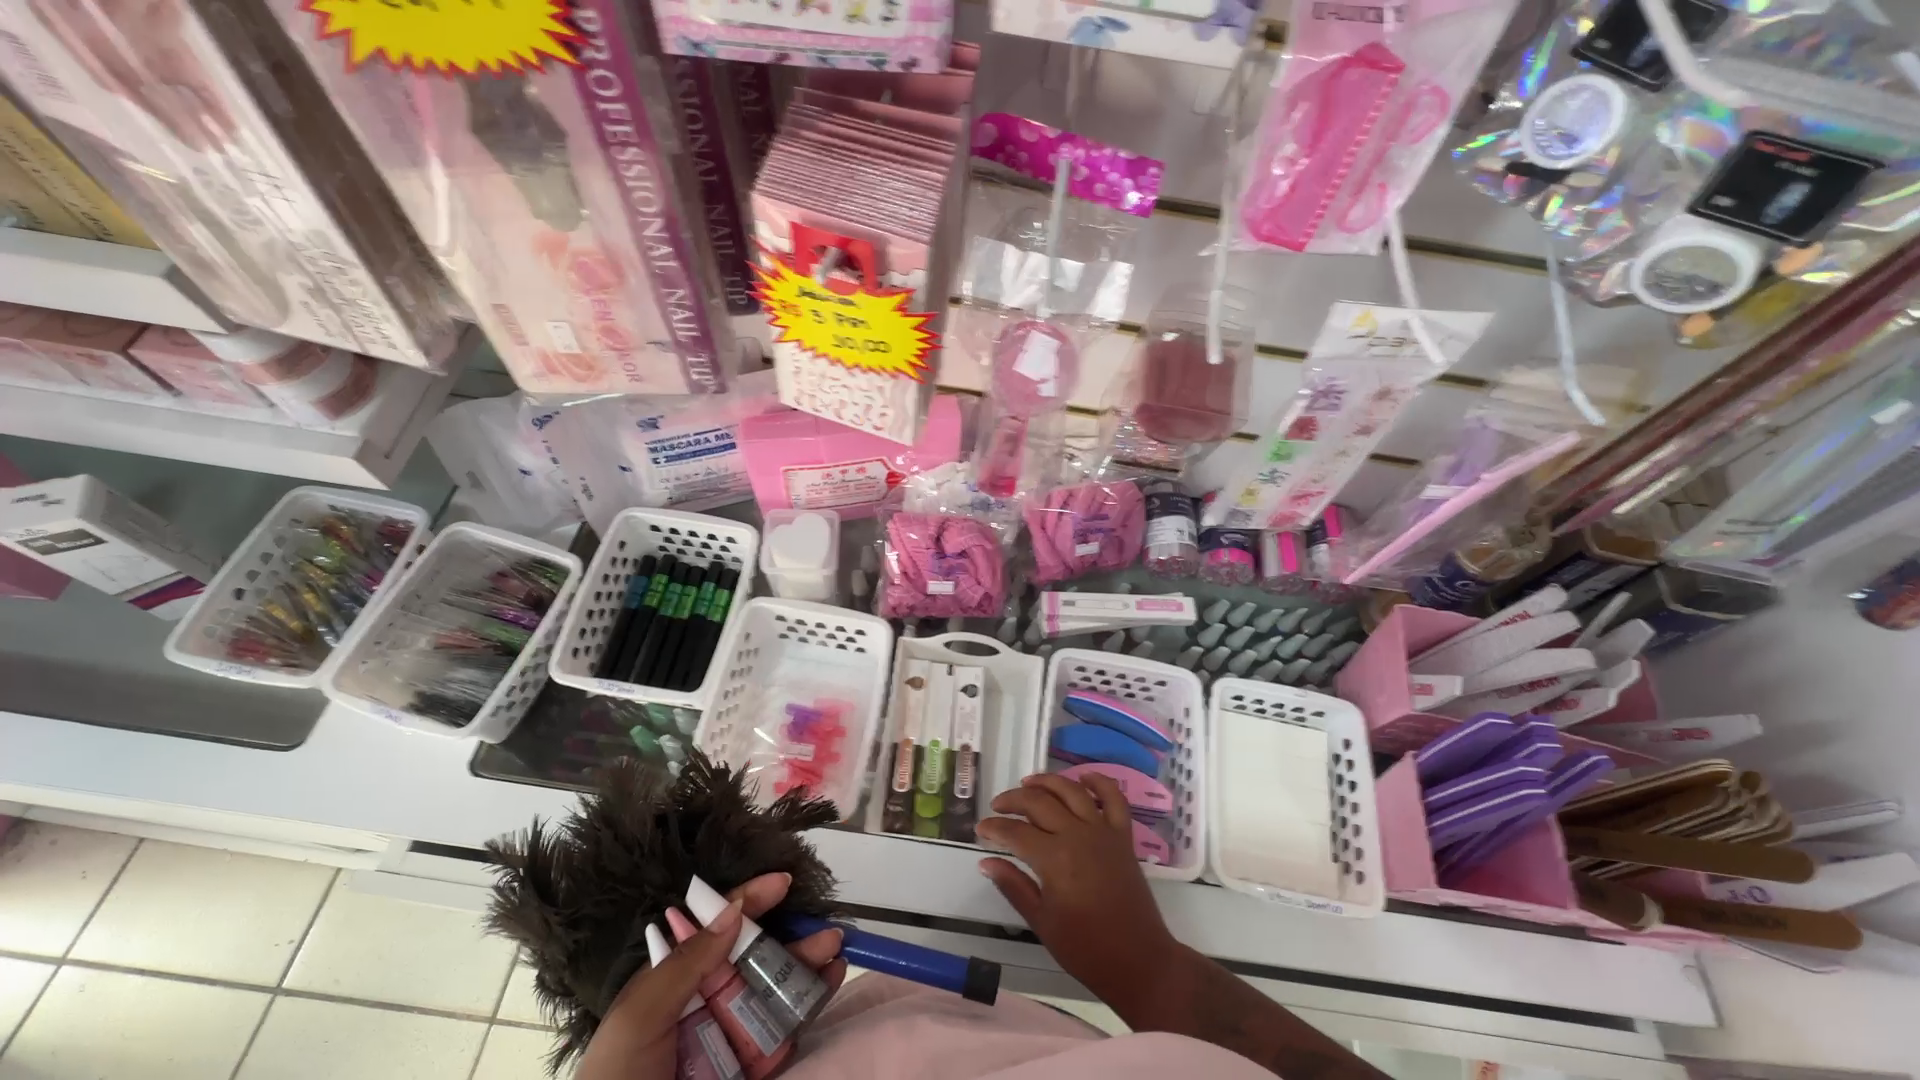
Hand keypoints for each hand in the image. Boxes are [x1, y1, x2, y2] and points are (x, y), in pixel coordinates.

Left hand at [577, 873, 847, 1079]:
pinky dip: (810, 1003)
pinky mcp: (749, 1068)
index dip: (749, 902)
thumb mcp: (640, 1016)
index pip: (715, 930)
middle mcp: (705, 1003)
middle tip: (827, 928)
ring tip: (836, 950)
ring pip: (774, 990)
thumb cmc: (619, 1076)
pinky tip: (831, 982)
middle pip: (754, 959)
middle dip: (791, 937)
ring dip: (807, 967)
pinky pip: (784, 1031)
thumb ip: (685, 963)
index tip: (783, 881)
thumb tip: (732, 908)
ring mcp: (728, 1036)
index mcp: (674, 982)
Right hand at [976, 773, 1182, 1010]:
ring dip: (1048, 782)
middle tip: (997, 807)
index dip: (993, 828)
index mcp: (1054, 859)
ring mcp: (1104, 832)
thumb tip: (985, 862)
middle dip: (1013, 800)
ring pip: (1072, 791)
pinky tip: (1083, 777)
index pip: (1014, 832)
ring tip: (1028, 783)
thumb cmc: (1085, 948)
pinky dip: (1100, 782)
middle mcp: (1078, 836)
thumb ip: (1013, 886)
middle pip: (1039, 803)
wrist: (1138, 961)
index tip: (980, 830)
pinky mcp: (1124, 837)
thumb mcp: (1041, 921)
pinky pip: (1114, 799)